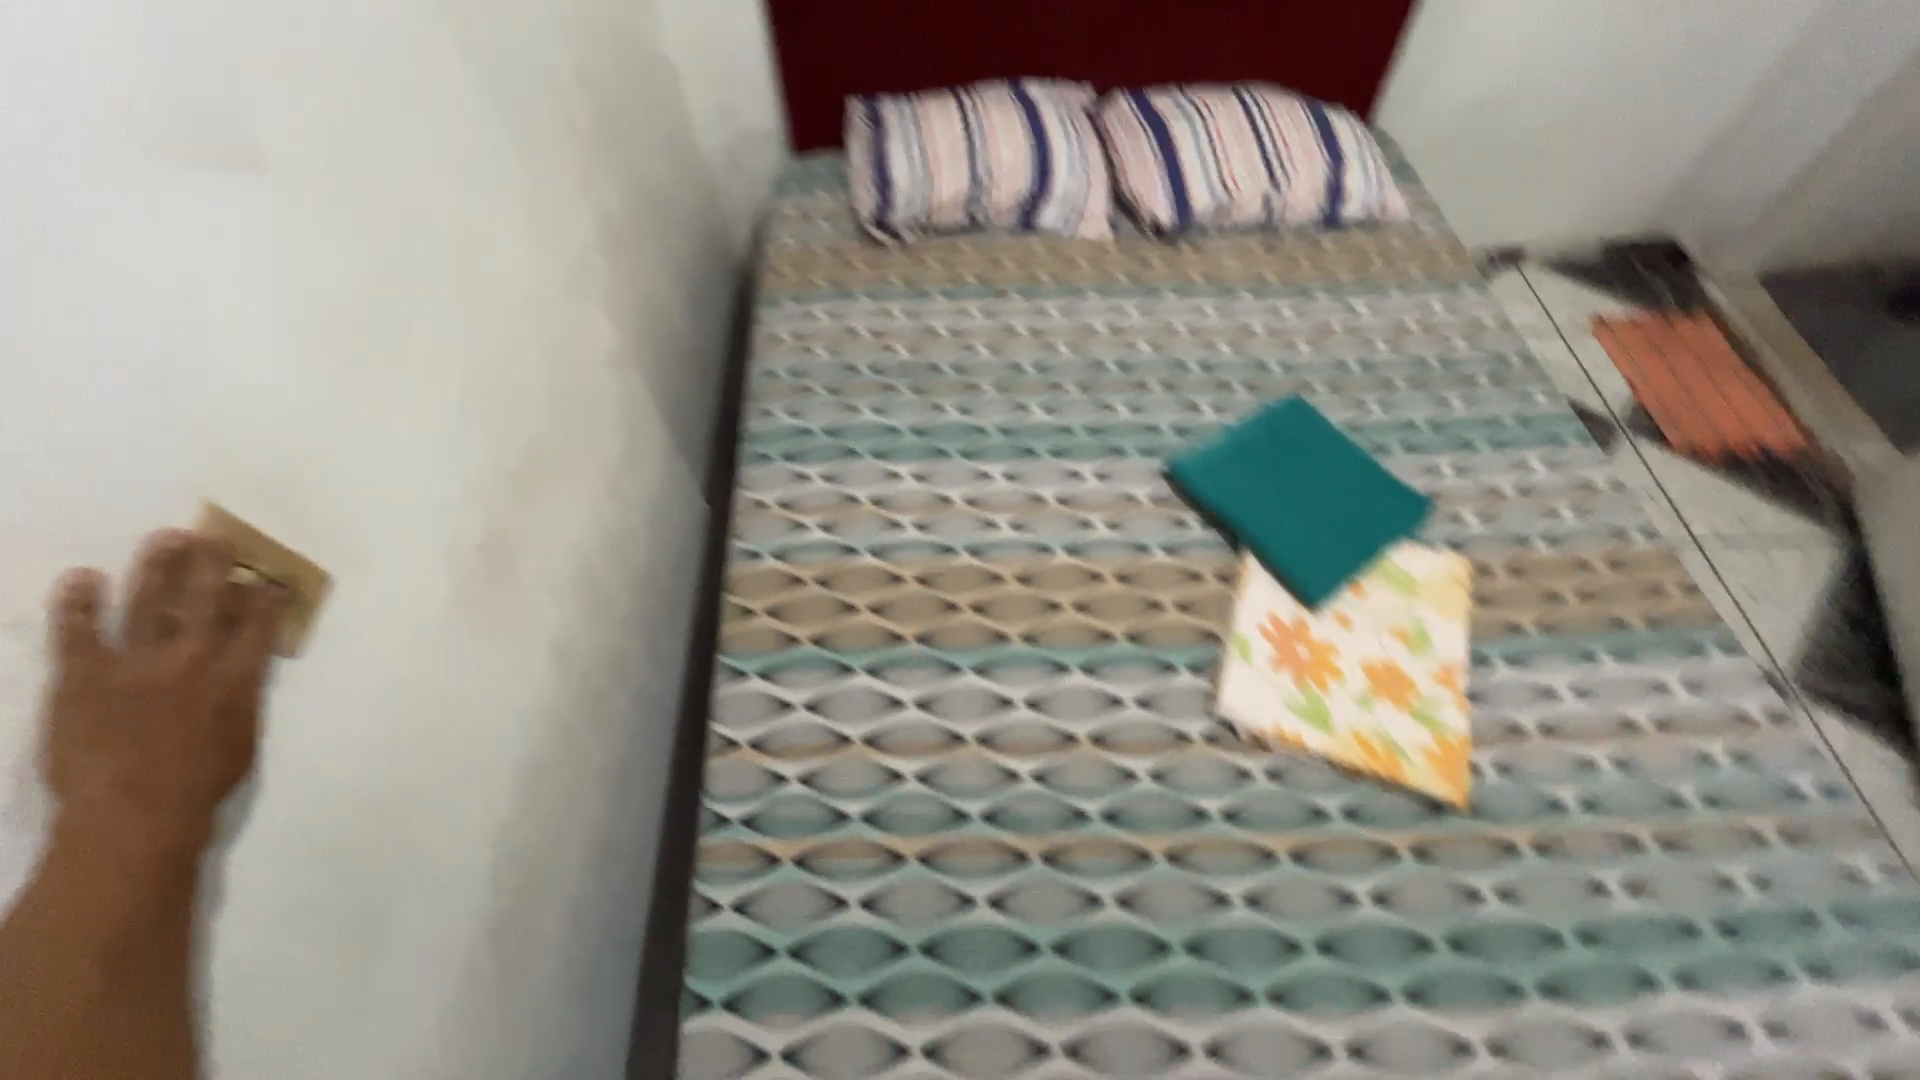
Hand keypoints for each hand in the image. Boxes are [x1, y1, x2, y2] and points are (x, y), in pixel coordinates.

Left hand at [40, 529, 282, 845]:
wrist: (133, 814)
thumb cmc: (200, 785)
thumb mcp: (242, 738)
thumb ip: (241, 698)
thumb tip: (240, 672)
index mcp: (237, 676)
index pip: (257, 624)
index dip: (264, 596)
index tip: (265, 576)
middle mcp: (192, 660)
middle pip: (205, 601)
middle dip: (213, 566)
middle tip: (215, 538)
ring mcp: (135, 665)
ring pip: (148, 604)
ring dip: (157, 568)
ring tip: (164, 538)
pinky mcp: (82, 678)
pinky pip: (78, 633)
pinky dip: (79, 603)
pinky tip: (82, 577)